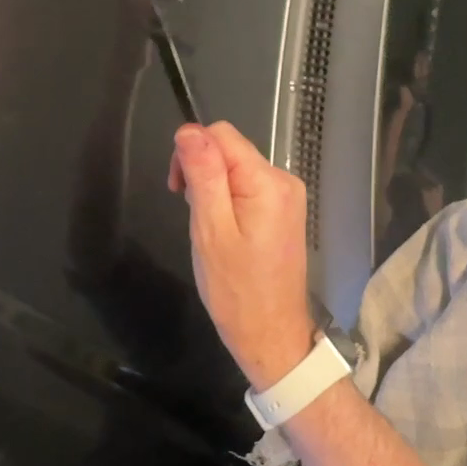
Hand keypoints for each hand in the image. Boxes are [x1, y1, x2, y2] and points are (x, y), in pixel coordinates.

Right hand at [168, 122, 317, 390]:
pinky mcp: (285, 212)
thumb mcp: (210, 230)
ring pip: (236, 168)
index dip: (191, 153)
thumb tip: (188, 130)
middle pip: (230, 149)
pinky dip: (228, 201)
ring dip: (213, 188)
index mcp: (267, 181)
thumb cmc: (235, 290)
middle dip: (202, 171)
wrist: (271, 335)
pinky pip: (248, 187)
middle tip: (192, 215)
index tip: (178, 190)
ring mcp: (288, 196)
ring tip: (208, 230)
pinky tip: (224, 232)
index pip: (221, 134)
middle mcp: (284, 180)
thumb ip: (202, 175)